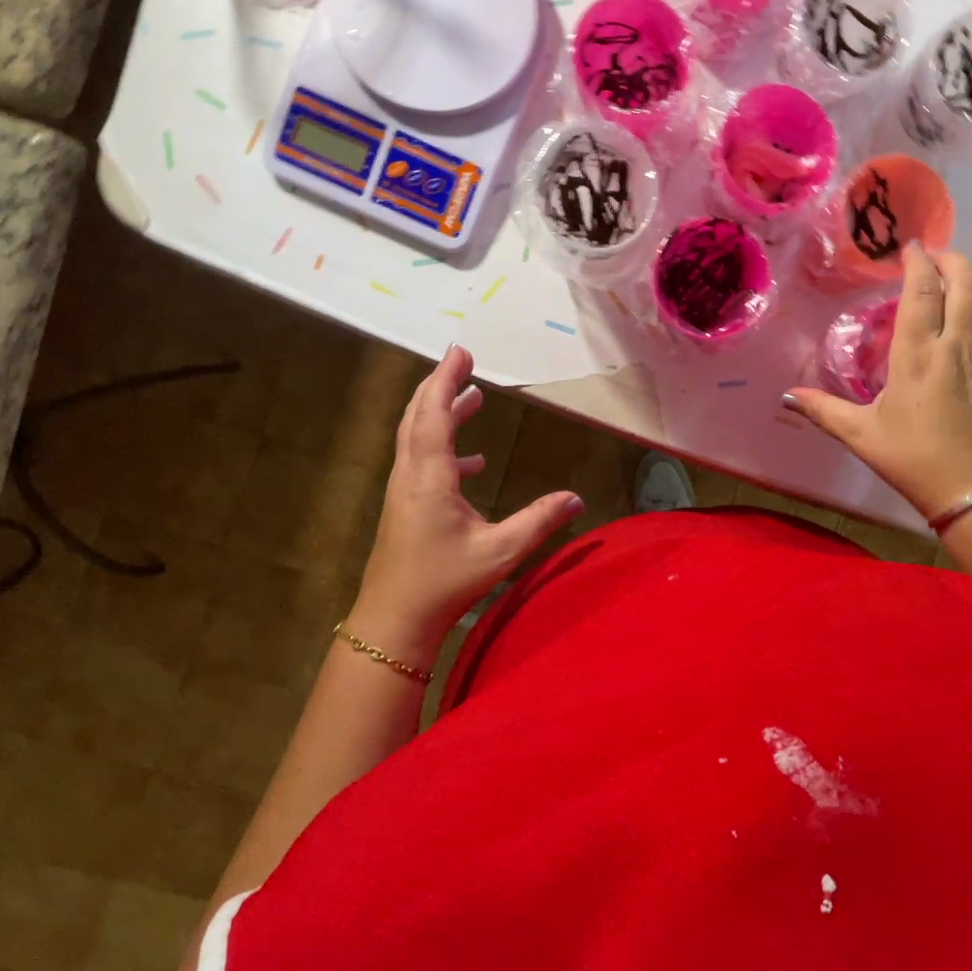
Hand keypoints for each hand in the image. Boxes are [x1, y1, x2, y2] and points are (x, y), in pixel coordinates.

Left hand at [351, 345, 582, 662]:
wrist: (394, 620)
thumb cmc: (445, 583)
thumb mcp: (500, 551)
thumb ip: (539, 521)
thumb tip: (576, 498)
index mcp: (429, 476)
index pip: (435, 413)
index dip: (448, 379)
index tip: (461, 350)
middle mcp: (410, 474)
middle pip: (418, 415)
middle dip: (440, 385)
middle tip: (464, 360)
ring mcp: (403, 491)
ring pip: (417, 436)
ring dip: (441, 413)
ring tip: (473, 399)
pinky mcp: (404, 507)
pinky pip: (421, 460)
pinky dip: (443, 447)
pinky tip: (472, 461)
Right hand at [785, 245, 971, 518]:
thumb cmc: (912, 459)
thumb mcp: (861, 435)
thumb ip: (823, 410)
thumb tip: (786, 396)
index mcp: (917, 355)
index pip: (922, 291)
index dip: (917, 262)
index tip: (909, 249)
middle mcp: (956, 345)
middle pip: (965, 282)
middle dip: (952, 260)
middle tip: (936, 257)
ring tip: (965, 277)